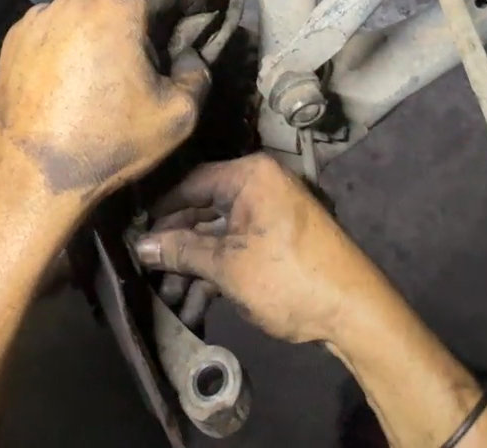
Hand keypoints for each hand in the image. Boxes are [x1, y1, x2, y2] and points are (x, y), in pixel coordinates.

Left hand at [0, 0, 209, 208]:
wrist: (31, 179)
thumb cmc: (108, 144)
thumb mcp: (178, 116)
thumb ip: (198, 73)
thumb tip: (187, 54)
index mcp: (116, 11)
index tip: (191, 14)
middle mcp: (73, 1)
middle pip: (121, 2)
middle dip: (139, 26)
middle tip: (144, 65)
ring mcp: (38, 18)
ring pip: (85, 16)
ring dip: (100, 35)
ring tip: (101, 79)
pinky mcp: (12, 40)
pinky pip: (54, 30)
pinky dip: (68, 46)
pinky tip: (68, 83)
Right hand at [133, 154, 383, 344]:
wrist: (354, 311)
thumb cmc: (288, 277)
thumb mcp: (229, 266)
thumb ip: (182, 251)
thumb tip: (141, 245)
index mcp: (250, 175)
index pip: (191, 182)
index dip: (160, 209)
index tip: (132, 233)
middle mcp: (259, 186)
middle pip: (203, 209)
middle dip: (175, 245)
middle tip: (143, 271)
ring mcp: (268, 215)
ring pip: (217, 235)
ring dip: (192, 266)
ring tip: (165, 299)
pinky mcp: (274, 242)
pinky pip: (235, 248)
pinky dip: (215, 272)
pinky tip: (192, 304)